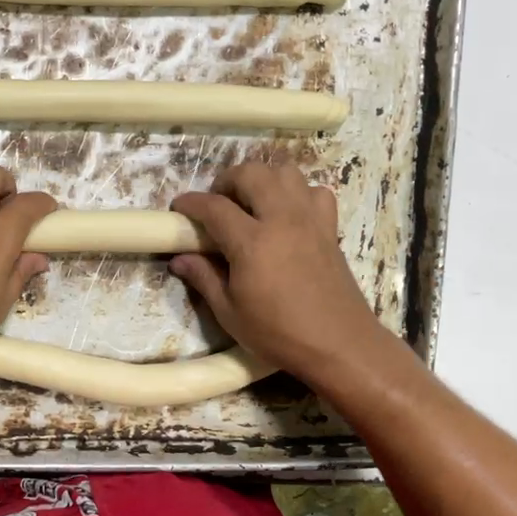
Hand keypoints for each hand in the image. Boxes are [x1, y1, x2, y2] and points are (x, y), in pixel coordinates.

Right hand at [169, 162, 384, 375]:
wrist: (338, 343)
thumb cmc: (277, 333)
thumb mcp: (229, 313)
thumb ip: (204, 278)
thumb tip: (179, 259)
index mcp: (252, 242)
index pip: (214, 207)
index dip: (191, 203)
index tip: (178, 207)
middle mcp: (282, 219)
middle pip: (252, 173)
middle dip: (227, 180)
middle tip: (217, 203)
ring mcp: (310, 219)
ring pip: (286, 172)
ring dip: (263, 179)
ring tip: (251, 202)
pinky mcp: (329, 228)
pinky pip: (314, 191)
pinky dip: (297, 193)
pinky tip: (287, 214)